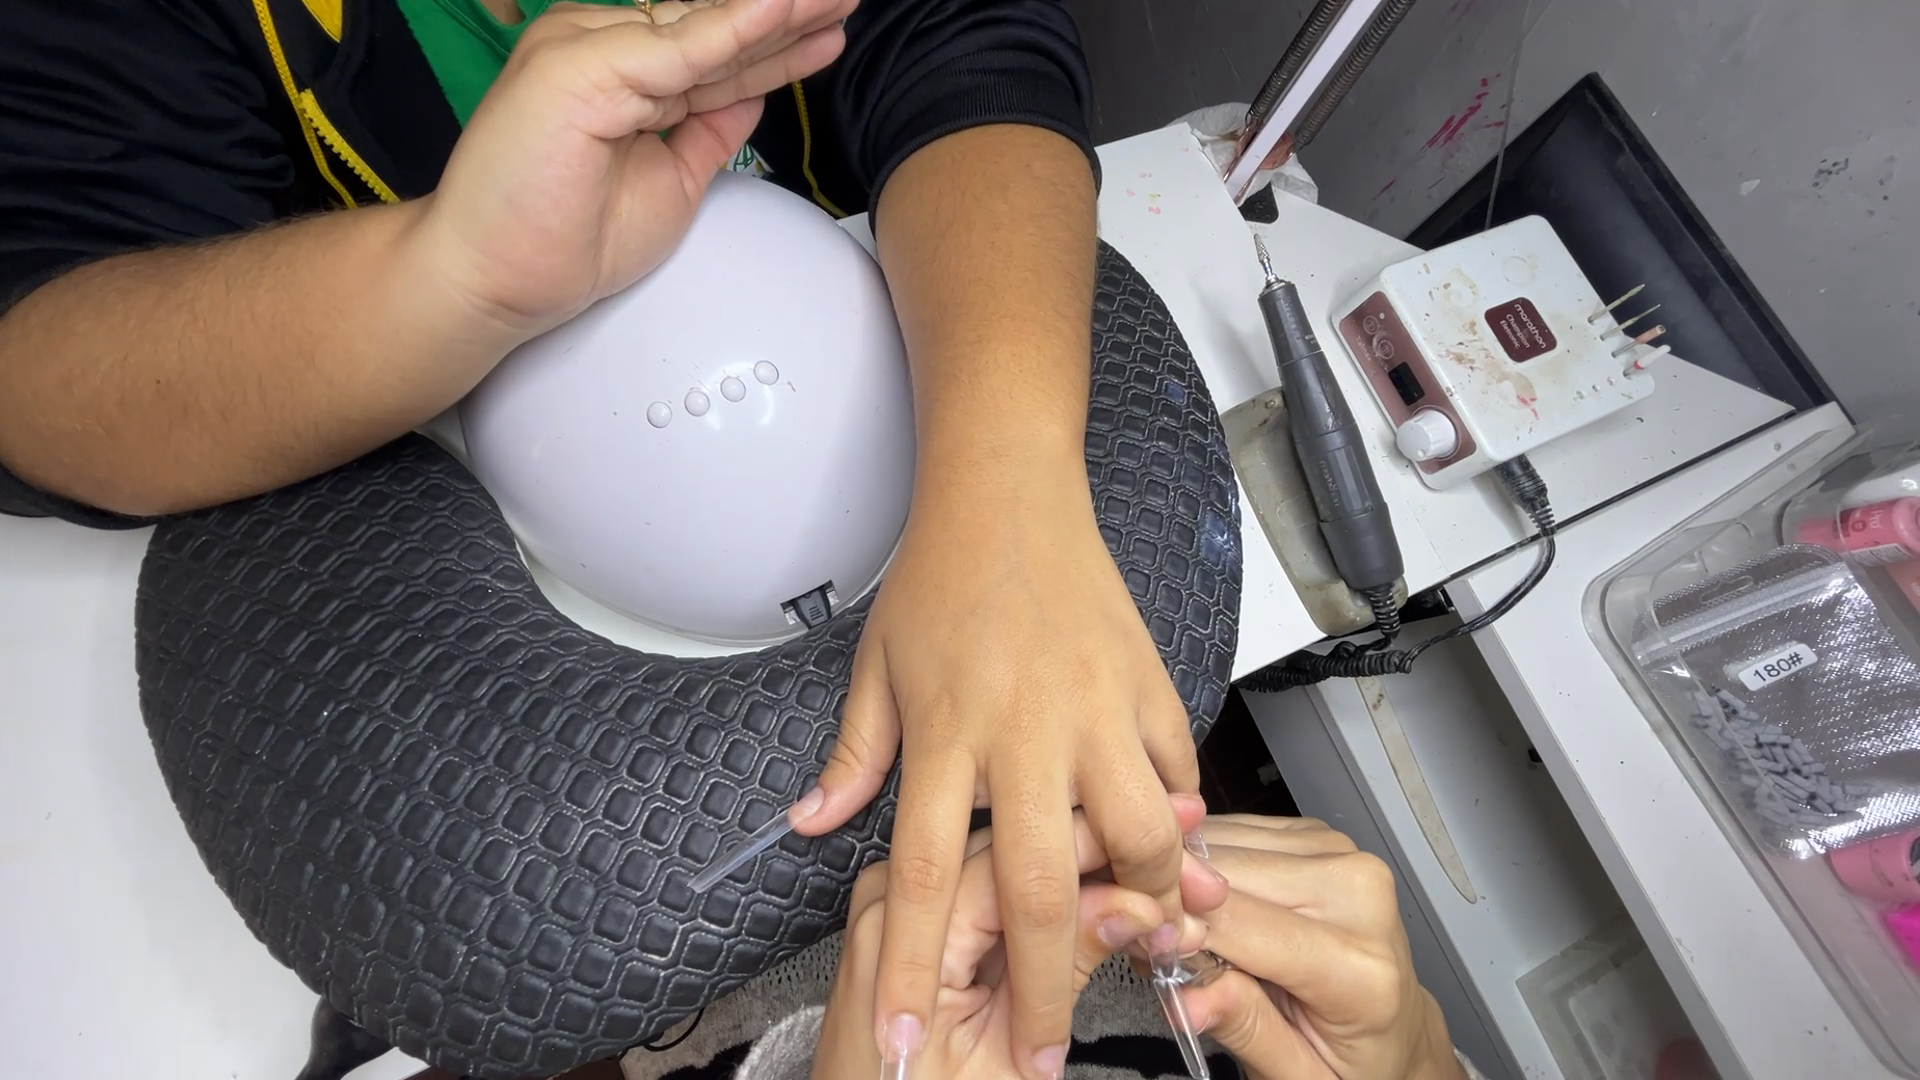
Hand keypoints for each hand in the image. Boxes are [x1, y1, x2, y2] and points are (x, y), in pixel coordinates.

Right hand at [419, 0, 852, 339]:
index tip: (830, 31)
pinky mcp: (581, 67)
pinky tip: (782, 9)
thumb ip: (710, 131)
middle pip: (719, 30)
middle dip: (789, 16)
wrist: (503, 275)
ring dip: (777, 11)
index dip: (779, 44)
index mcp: (629, 74)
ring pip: (705, 27)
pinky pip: (677, 49)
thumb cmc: (572, 237)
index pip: (720, 52)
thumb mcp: (673, 180)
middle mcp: (609, 48)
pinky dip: (734, 28)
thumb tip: (748, 98)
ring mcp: (592, 49)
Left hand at [790, 471, 1204, 1079]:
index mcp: (947, 730)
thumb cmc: (942, 573)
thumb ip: (854, 752)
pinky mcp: (1146, 680)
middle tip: (1043, 1049)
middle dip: (1042, 986)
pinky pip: (1177, 768)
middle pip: (1037, 884)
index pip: (921, 875)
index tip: (910, 1040)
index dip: (913, 967)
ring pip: (1139, 835)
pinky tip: (1170, 837)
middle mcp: (1024, 730)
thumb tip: (815, 821)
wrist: (1008, 495)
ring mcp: (1094, 706)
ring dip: (1145, 901)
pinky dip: (1181, 815)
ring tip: (1141, 941)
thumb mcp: (878, 663)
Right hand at [1177, 817, 1466, 1079]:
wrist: (1399, 1029)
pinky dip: (1206, 861)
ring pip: (1216, 841)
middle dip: (1176, 901)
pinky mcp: (1312, 831)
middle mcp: (1356, 891)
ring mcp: (1336, 850)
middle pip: (1219, 871)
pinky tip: (1213, 898)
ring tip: (1191, 926)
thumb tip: (1187, 998)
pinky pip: (1229, 829)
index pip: (1234, 921)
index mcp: (1360, 968)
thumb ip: (1246, 1031)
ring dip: (1187, 877)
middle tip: (1161, 944)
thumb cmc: (1350, 1063)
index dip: (1179, 929)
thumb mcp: (1302, 1079)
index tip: (1149, 949)